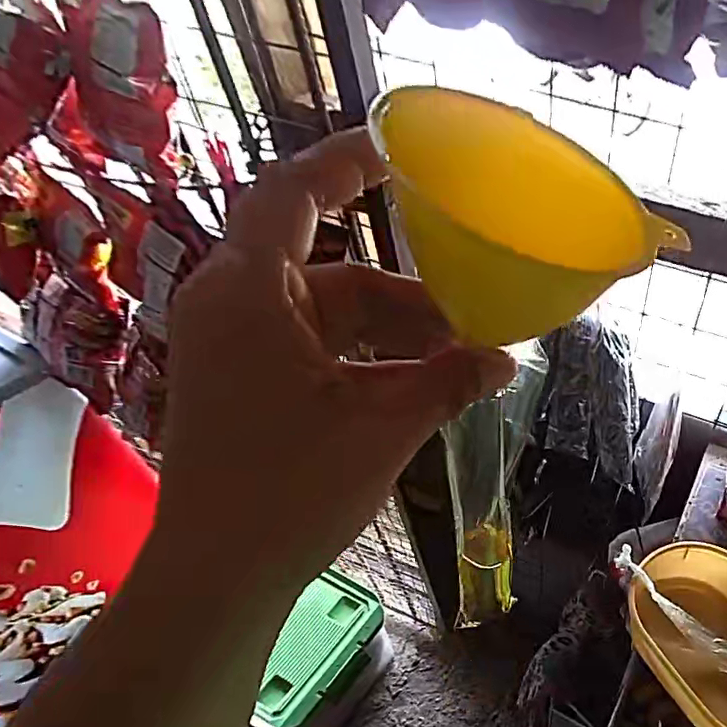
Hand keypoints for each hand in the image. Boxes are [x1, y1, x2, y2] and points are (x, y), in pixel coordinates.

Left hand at [157, 129, 514, 585]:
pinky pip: (309, 354)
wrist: (221, 573)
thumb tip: (504, 362)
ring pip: (325, 320)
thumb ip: (446, 383)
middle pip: (331, 273)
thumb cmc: (294, 492)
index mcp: (251, 291)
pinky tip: (410, 388)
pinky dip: (359, 364)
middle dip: (405, 297)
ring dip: (389, 338)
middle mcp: (231, 306)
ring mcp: (231, 350)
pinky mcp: (239, 388)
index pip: (296, 190)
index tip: (402, 153)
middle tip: (470, 319)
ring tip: (453, 362)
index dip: (350, 162)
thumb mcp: (382, 429)